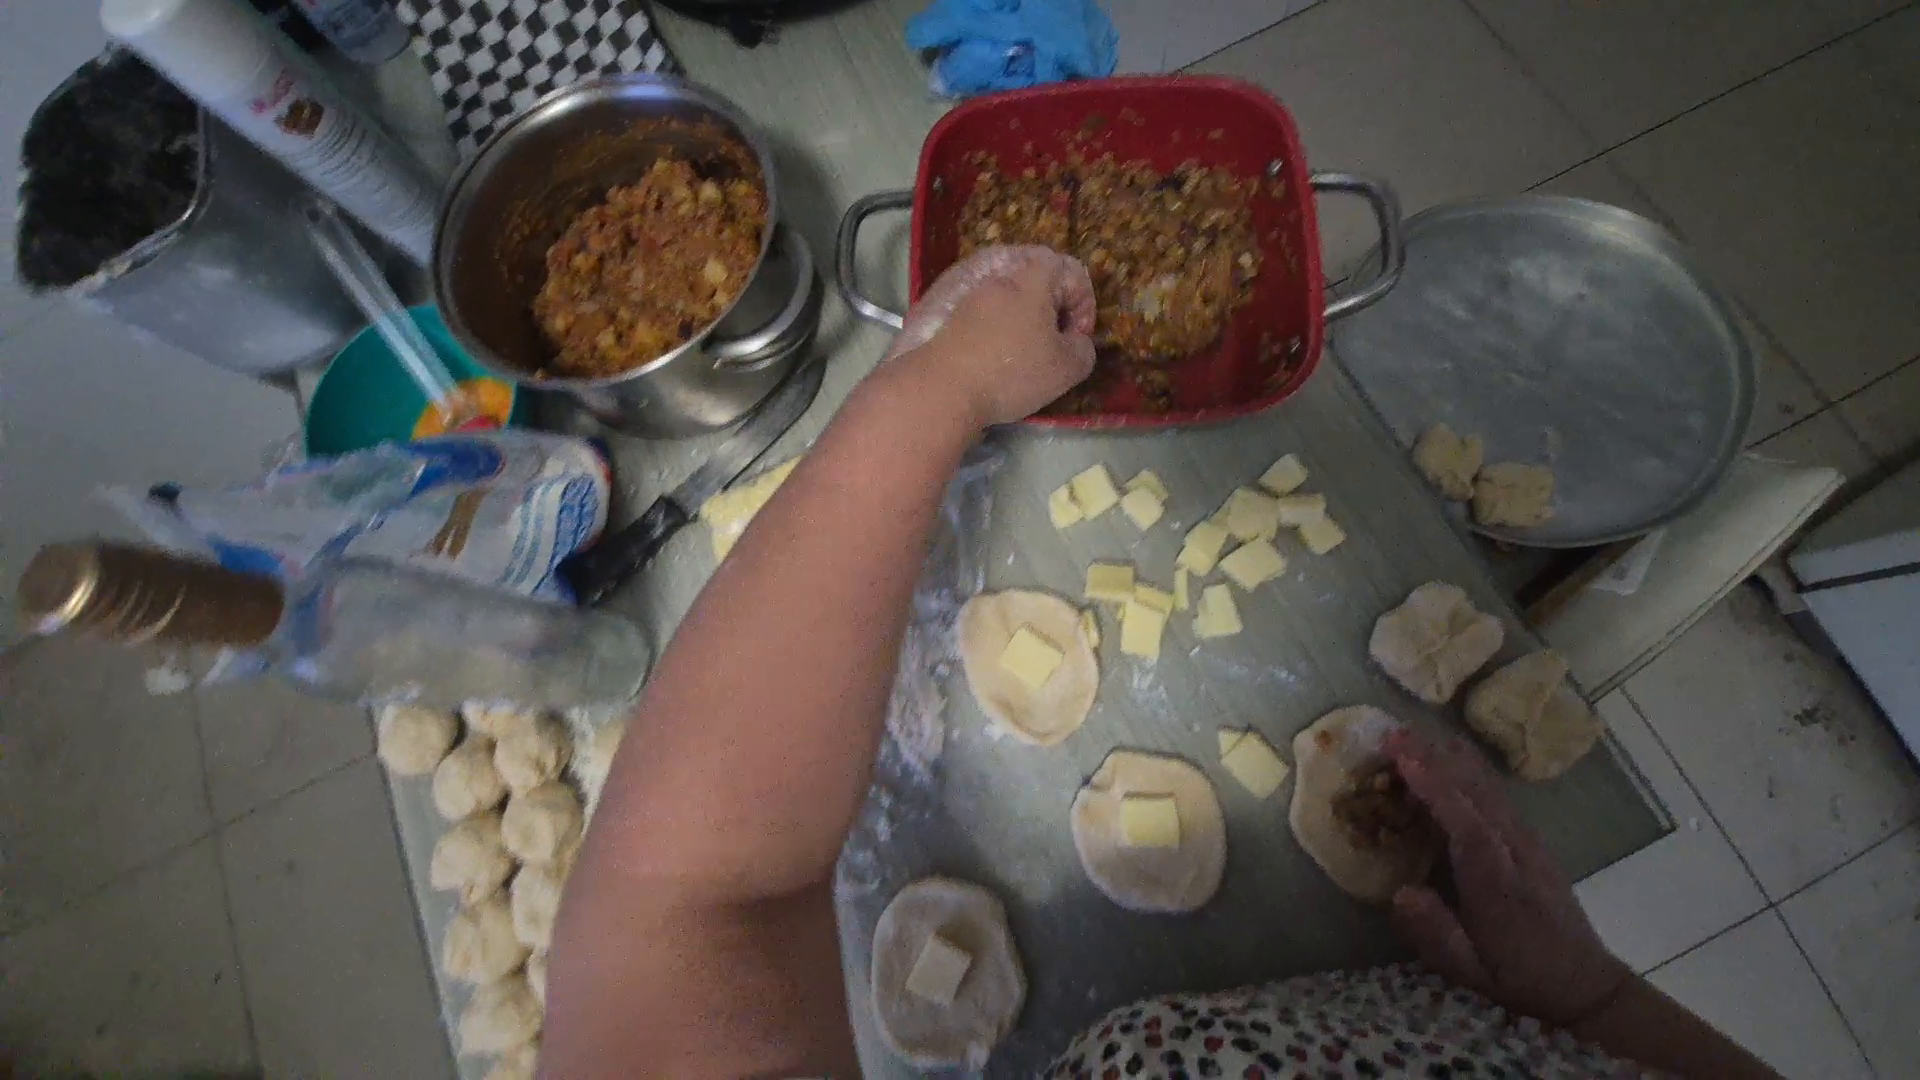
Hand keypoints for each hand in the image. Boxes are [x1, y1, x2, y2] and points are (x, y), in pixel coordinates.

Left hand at [887, 244, 1097, 426]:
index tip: (1076, 340)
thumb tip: (1077, 341)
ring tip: (1019, 352)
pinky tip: (988, 355)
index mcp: (1033, 275)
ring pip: (1005, 294)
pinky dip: (990, 326)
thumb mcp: (1066, 369)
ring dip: (1018, 318)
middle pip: (1037, 279)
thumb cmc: (1011, 373)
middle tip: (1050, 344)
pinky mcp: (942, 306)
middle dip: (1050, 309)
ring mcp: (967, 286)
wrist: (941, 387)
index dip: (1085, 308)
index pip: (1073, 273)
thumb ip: (1084, 349)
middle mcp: (999, 271)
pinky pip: (978, 308)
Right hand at [1384, 728, 1631, 1027]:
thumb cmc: (1514, 973)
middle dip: (1434, 759)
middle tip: (1392, 733)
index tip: (1401, 758)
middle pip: (1476, 793)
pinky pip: (1495, 792)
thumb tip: (1400, 891)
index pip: (1466, 823)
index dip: (1435, 787)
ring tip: (1413, 732)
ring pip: (1488, 787)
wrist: (1584, 985)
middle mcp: (1514, 850)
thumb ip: (1433, 931)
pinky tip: (1451, 750)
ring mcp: (1526, 840)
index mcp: (1496, 880)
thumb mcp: (1468, 968)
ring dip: (1449, 756)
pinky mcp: (1529, 837)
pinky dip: (1468, 766)